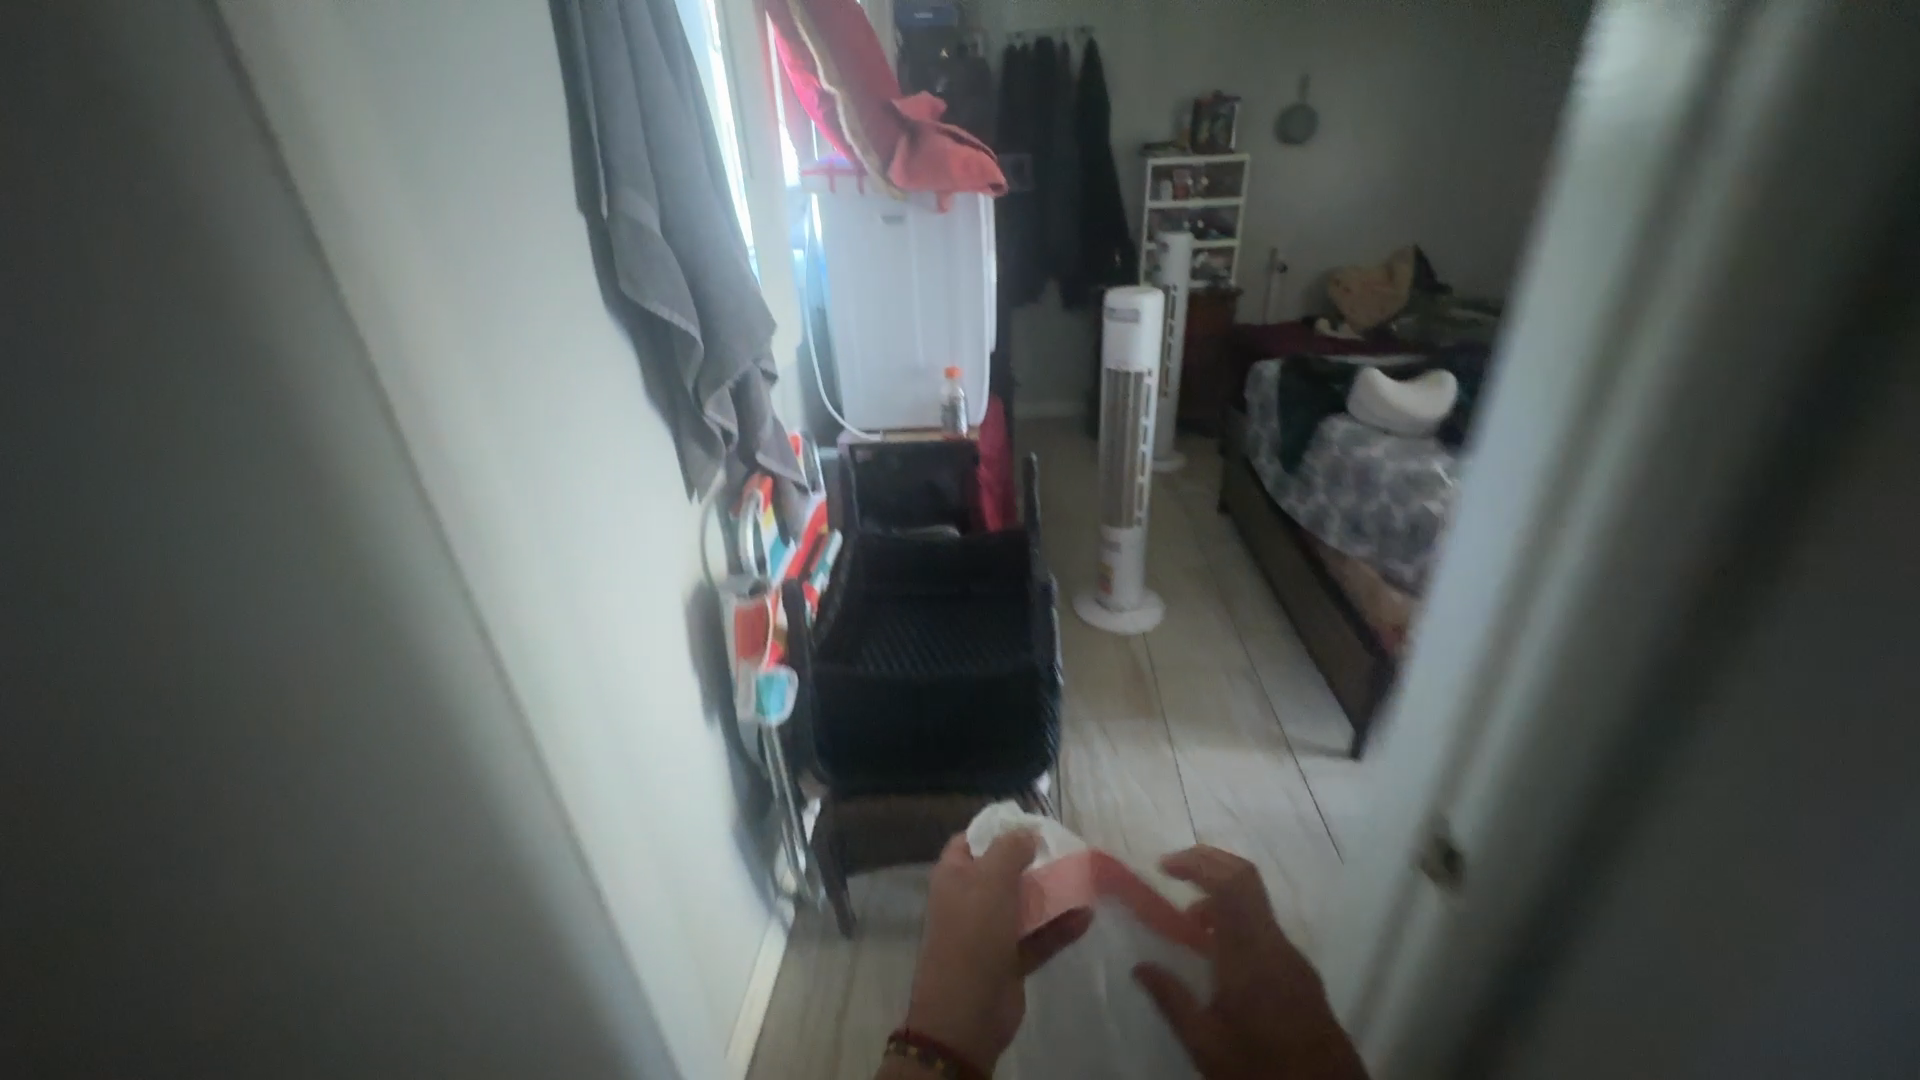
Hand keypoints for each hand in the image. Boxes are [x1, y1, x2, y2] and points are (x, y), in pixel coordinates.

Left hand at [901, 831, 1093, 1071]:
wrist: (967, 1012)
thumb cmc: (973, 933)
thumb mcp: (990, 879)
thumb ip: (1010, 849)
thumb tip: (1027, 833)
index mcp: (954, 875)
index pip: (970, 840)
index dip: (996, 829)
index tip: (1029, 823)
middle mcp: (969, 899)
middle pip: (1001, 870)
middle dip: (1031, 859)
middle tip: (1064, 848)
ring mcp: (989, 931)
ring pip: (1023, 903)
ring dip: (1050, 892)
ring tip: (1082, 877)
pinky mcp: (1010, 959)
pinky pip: (1038, 936)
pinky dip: (1060, 926)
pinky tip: (1087, 915)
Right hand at [1133, 846, 1368, 1079]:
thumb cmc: (1261, 1070)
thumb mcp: (1206, 1045)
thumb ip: (1172, 999)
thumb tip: (1139, 967)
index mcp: (1249, 954)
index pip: (1230, 883)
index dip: (1196, 863)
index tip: (1164, 866)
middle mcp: (1275, 945)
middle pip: (1245, 879)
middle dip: (1207, 863)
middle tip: (1172, 870)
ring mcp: (1293, 958)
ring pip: (1255, 904)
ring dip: (1220, 897)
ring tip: (1189, 925)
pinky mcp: (1302, 975)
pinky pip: (1264, 929)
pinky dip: (1236, 922)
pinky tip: (1217, 956)